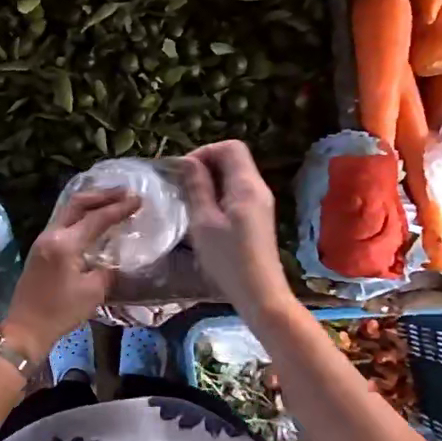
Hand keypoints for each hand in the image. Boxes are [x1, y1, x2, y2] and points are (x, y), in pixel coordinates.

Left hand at [2, 189, 141, 360]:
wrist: (26, 329)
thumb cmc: (60, 312)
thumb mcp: (93, 292)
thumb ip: (106, 271)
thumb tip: (111, 261)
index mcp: (65, 243)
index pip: (97, 218)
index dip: (119, 208)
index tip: (138, 200)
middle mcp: (51, 235)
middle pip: (77, 204)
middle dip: (102, 196)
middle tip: (124, 192)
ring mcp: (42, 241)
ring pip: (68, 212)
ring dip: (90, 204)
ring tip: (111, 201)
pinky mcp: (40, 250)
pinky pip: (63, 224)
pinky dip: (80, 217)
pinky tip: (92, 221)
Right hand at [181, 140, 296, 318]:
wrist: (259, 293)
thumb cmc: (228, 259)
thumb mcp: (204, 222)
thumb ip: (197, 188)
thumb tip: (188, 162)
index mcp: (247, 185)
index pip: (230, 147)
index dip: (204, 152)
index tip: (183, 172)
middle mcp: (257, 188)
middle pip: (233, 159)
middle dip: (205, 166)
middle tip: (182, 186)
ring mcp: (259, 203)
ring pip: (233, 177)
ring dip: (209, 182)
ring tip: (189, 201)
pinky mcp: (256, 217)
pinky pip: (236, 193)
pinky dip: (218, 195)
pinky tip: (203, 216)